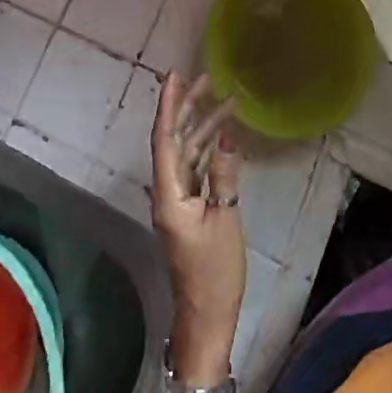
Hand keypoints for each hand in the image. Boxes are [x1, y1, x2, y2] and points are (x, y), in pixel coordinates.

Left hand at [151, 72, 244, 386]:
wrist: (207, 315)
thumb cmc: (214, 270)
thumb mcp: (225, 220)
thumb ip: (224, 176)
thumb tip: (226, 136)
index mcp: (169, 194)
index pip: (165, 139)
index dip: (169, 106)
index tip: (175, 77)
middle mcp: (168, 191)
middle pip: (174, 140)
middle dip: (187, 108)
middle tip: (206, 79)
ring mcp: (179, 200)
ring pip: (187, 152)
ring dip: (203, 127)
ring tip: (225, 101)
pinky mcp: (191, 208)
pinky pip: (197, 168)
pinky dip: (210, 149)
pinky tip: (226, 136)